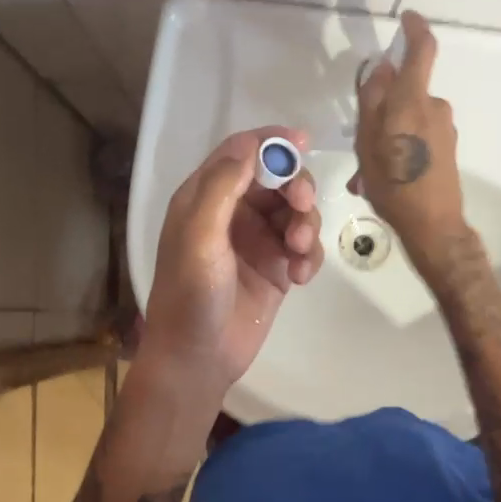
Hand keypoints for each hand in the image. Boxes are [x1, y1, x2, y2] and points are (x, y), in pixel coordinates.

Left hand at [143, 127, 321, 398]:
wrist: (199, 358)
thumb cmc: (190, 295)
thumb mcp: (200, 236)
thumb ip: (223, 187)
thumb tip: (254, 146)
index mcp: (205, 198)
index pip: (241, 153)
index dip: (271, 143)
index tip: (303, 143)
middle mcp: (233, 214)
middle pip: (277, 181)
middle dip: (297, 189)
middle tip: (302, 208)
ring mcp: (257, 243)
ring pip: (296, 214)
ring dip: (307, 226)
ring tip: (299, 254)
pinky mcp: (276, 271)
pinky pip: (305, 249)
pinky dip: (310, 257)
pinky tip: (300, 277)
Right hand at [352, 13, 468, 265]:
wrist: (433, 228)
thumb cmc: (394, 184)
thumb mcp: (368, 142)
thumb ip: (372, 100)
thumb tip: (381, 70)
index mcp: (414, 100)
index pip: (422, 49)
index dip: (415, 29)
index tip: (406, 20)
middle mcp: (435, 108)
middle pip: (407, 93)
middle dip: (383, 110)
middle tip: (361, 141)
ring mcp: (445, 131)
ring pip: (409, 123)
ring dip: (387, 140)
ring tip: (366, 174)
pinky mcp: (447, 152)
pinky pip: (417, 143)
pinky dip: (399, 154)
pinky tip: (382, 184)